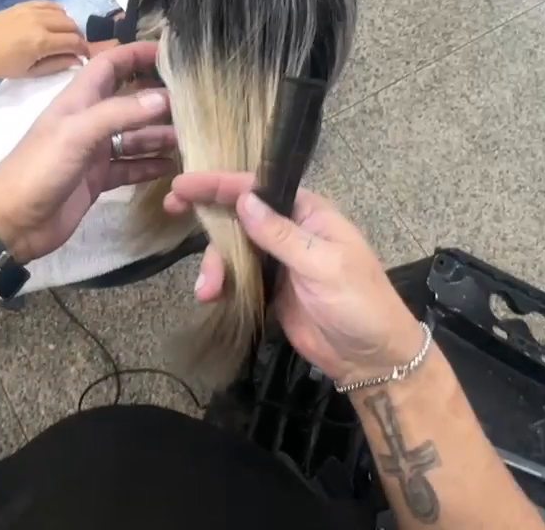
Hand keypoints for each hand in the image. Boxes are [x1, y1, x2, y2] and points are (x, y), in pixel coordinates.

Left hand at [0, 2, 87, 78]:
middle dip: (77, 37)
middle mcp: (40, 22)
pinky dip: (57, 12)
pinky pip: (51, 4)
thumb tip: (77, 60)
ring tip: (63, 36)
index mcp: (41, 42)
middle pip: (72, 25)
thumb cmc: (0, 66)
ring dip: (68, 25)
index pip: (75, 42)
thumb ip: (56, 64)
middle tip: (74, 48)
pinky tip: (53, 22)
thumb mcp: (30, 72)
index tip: (84, 57)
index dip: (84, 50)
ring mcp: (32, 10)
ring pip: (64, 13)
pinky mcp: (24, 3)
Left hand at [0, 42, 176, 263]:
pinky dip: (150, 165)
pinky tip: (174, 167)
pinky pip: (130, 166)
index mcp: (78, 99)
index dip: (137, 53)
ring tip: (192, 137)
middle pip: (129, 99)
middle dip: (158, 97)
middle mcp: (88, 120)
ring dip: (159, 134)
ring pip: (134, 135)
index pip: (110, 64)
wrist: (10, 223)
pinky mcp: (97, 179)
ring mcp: (93, 151)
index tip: (172, 52)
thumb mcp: (76, 133)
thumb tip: (163, 98)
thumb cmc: (38, 169)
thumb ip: (118, 113)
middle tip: (195, 102)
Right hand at [165, 174, 426, 386]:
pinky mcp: (268, 287)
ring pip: (230, 247)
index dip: (218, 183)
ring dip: (213, 264)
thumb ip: (280, 234)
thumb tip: (243, 200)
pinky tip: (211, 296)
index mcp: (306, 211)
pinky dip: (219, 282)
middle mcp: (287, 228)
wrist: (373, 360)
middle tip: (171, 208)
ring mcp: (275, 258)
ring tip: (206, 290)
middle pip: (236, 211)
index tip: (183, 184)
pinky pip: (234, 275)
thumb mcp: (323, 265)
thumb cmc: (359, 303)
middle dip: (205, 212)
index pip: (256, 187)